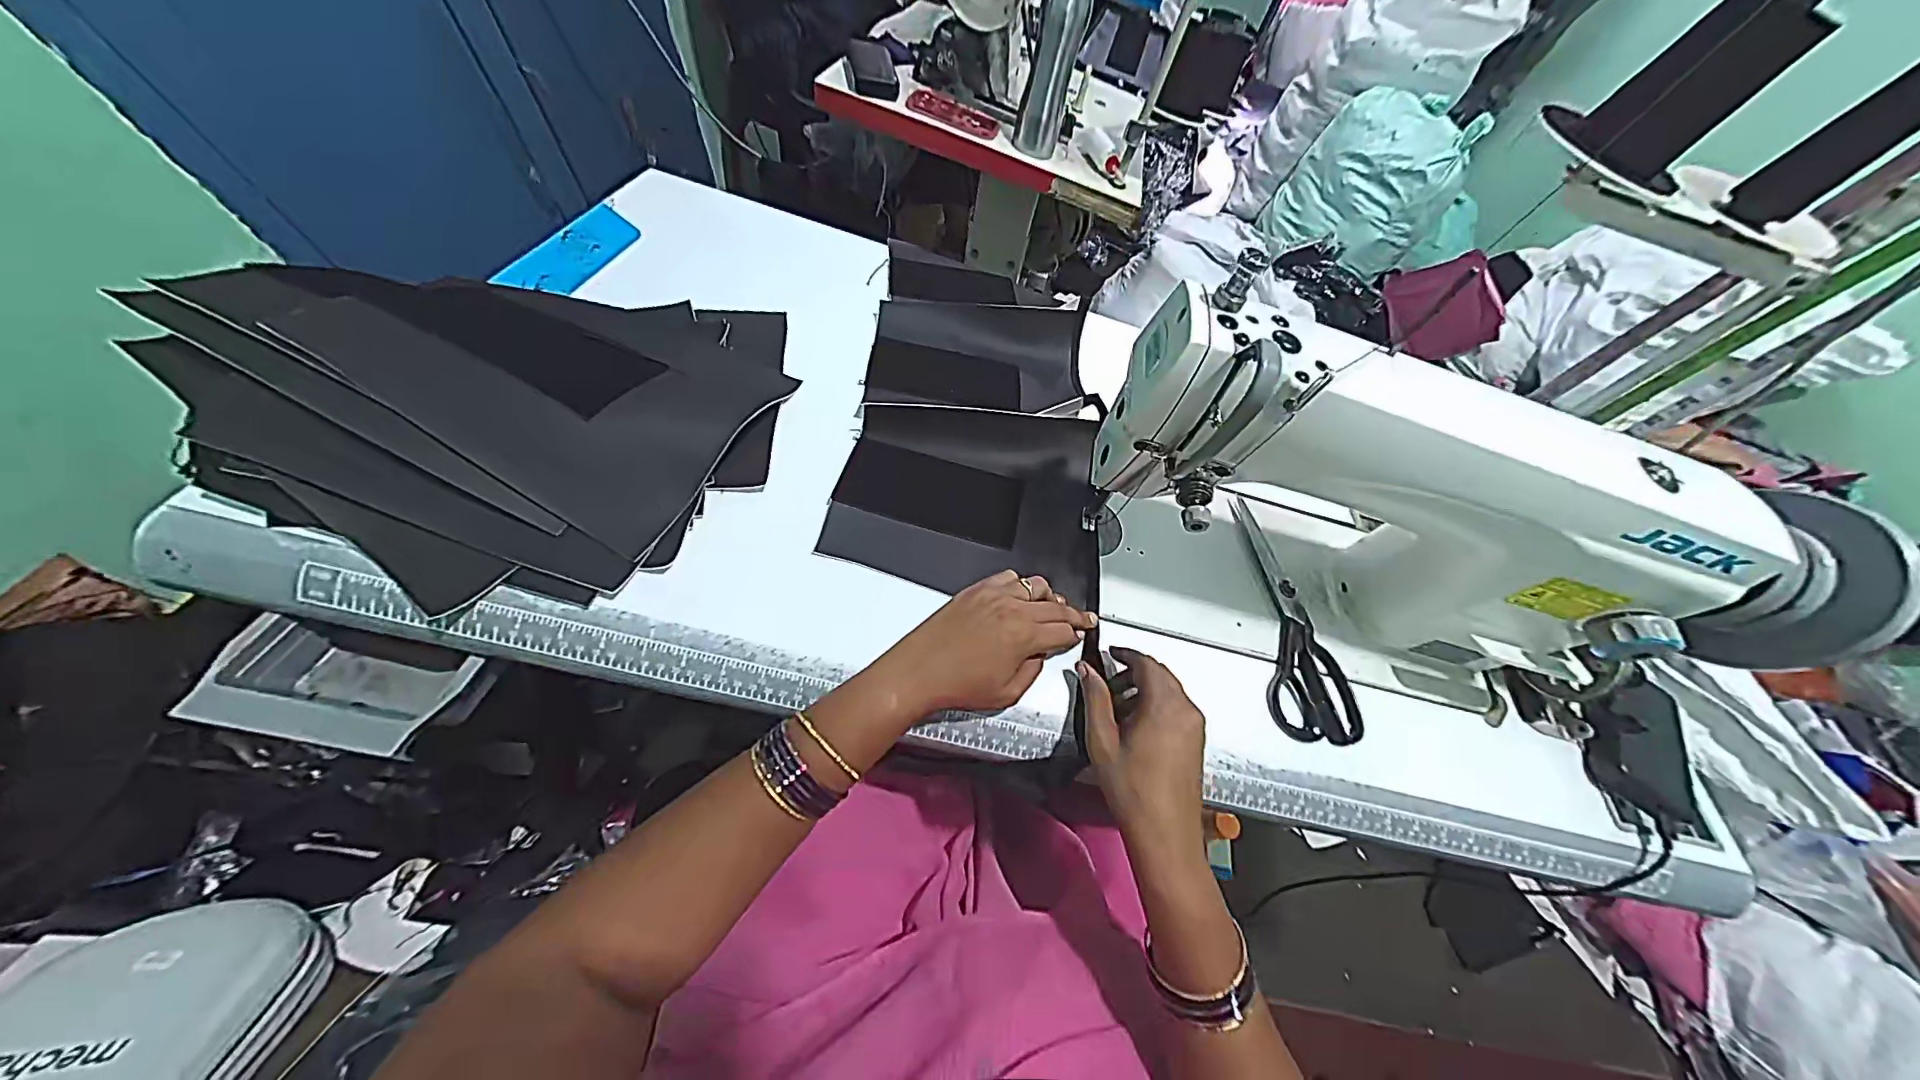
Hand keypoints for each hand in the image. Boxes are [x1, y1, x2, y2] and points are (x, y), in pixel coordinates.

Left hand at [858, 571, 1096, 720]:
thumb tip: (1039, 657)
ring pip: (1036, 585)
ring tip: (1053, 605)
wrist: (917, 673)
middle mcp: (1011, 610)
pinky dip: (1020, 584)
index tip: (1081, 633)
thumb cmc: (954, 685)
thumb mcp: (1007, 693)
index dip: (1077, 633)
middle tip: (1080, 617)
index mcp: (1024, 636)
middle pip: (1056, 605)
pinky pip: (1008, 577)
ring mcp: (992, 596)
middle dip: (1073, 613)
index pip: (1064, 629)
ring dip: (1049, 596)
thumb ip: (1033, 671)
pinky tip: (1020, 594)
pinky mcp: (975, 591)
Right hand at [1079, 647, 1206, 856]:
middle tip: (1108, 682)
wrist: (1165, 832)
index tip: (1111, 654)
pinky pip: (1176, 709)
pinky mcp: (1196, 741)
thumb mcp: (1102, 741)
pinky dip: (1156, 706)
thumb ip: (1095, 699)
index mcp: (1165, 705)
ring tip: (1117, 709)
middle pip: (1161, 675)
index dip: (1126, 654)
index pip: (1147, 663)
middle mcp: (1186, 710)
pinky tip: (1135, 726)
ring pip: (1169, 692)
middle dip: (1134, 673)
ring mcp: (1195, 726)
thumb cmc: (1133, 791)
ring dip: (1144, 690)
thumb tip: (1088, 671)